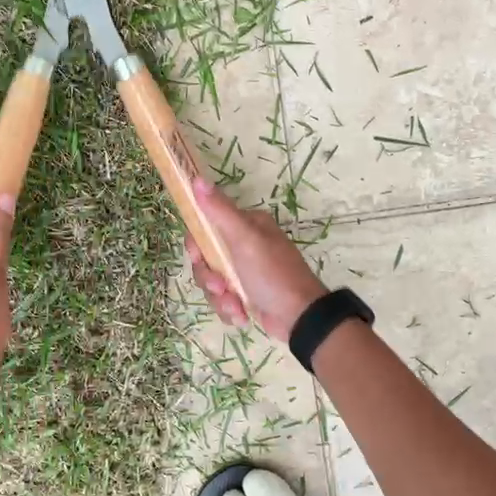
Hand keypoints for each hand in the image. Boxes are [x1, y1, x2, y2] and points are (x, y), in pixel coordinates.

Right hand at [186, 179, 327, 342]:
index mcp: (246, 225)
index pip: (206, 227)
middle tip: (222, 288)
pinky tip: (242, 316)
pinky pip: (222, 299)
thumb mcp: (245, 239)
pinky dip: (229, 309)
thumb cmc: (272, 274)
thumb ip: (220, 211)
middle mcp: (245, 245)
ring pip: (212, 282)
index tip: (199, 258)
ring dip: (220, 299)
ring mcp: (245, 271)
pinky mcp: (246, 294)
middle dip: (210, 279)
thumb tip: (196, 178)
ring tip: (237, 308)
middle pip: (205, 259)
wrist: (299, 317)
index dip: (197, 246)